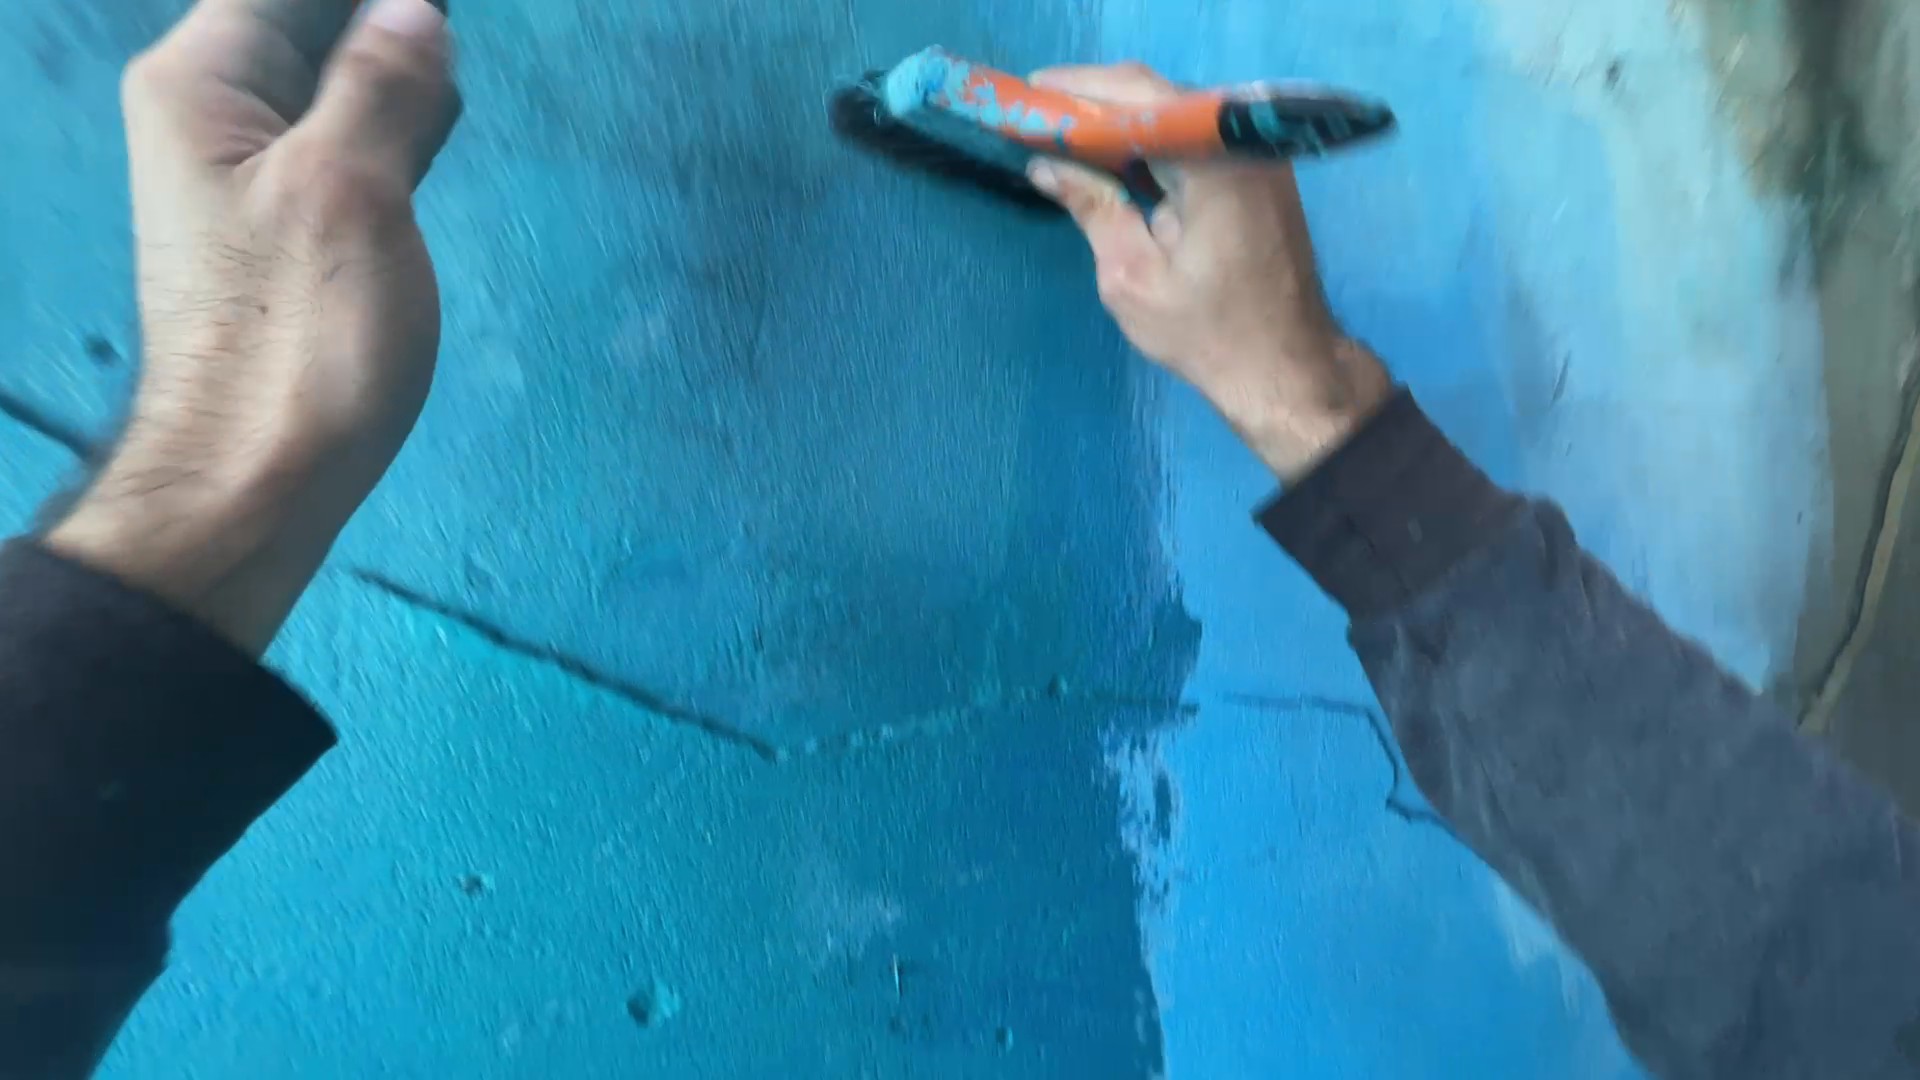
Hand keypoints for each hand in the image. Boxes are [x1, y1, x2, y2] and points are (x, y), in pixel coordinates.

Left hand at [46, 0, 458, 654]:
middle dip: (383, 24)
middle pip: (308, 31)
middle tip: (456, 32)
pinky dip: (396, 128)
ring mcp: (265, 183)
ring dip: (394, 70)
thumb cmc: (307, 329)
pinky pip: (355, 151)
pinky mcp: (308, 237)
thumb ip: (379, 93)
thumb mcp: (347, 193)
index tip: (445, 12)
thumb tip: (416, 11)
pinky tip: (434, 123)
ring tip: (451, 56)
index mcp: (205, 89)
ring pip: (336, 93)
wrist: (273, 460)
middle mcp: (222, 122)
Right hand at [1026, 64, 1390, 481]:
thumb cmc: (1204, 333)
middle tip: (1040, 118)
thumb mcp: (1131, 278)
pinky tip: (1117, 159)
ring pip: (1178, 117)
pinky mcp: (1259, 173)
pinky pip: (1197, 140)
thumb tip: (1047, 166)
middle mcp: (1244, 139)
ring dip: (1123, 124)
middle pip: (1159, 98)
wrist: (1282, 365)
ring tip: (1067, 136)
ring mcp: (1259, 153)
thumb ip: (1093, 209)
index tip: (1030, 97)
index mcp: (1215, 160)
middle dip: (1096, 104)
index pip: (1137, 98)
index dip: (1078, 92)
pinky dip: (1153, 144)